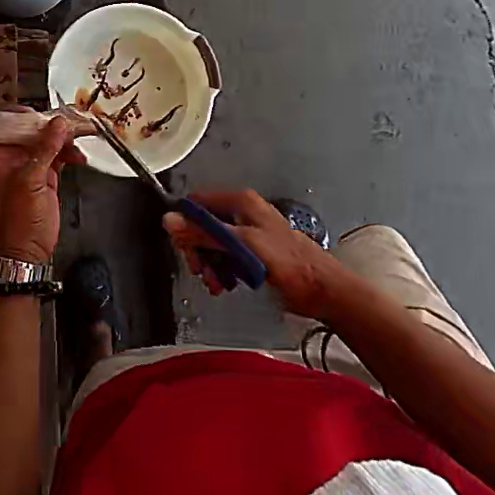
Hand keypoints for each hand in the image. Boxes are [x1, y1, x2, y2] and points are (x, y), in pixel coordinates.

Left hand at [0, 114, 85, 266]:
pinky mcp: (47, 178)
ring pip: (49, 143)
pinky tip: (80, 158)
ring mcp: (31, 167)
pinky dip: (70, 155)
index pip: (12, 124)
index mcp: (0, 155)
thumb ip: (45, 150)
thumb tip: (59, 123)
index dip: (31, 115)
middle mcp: (14, 158)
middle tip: (76, 123)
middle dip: (54, 126)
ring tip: (81, 142)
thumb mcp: (31, 181)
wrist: (29, 251)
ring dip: (66, 140)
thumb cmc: (20, 219)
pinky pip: (58, 157)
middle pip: (33, 131)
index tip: (52, 112)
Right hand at [163, 188, 355, 318]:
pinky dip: (220, 269)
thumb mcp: (242, 246)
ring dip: (208, 264)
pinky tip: (224, 284)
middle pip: (201, 225)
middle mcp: (242, 211)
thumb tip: (167, 219)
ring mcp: (248, 231)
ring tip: (215, 284)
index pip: (195, 203)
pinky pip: (225, 255)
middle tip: (200, 271)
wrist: (327, 292)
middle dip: (198, 249)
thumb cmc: (289, 265)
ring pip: (211, 242)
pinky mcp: (252, 250)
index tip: (184, 247)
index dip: (185, 224)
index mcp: (240, 201)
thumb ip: (204, 232)